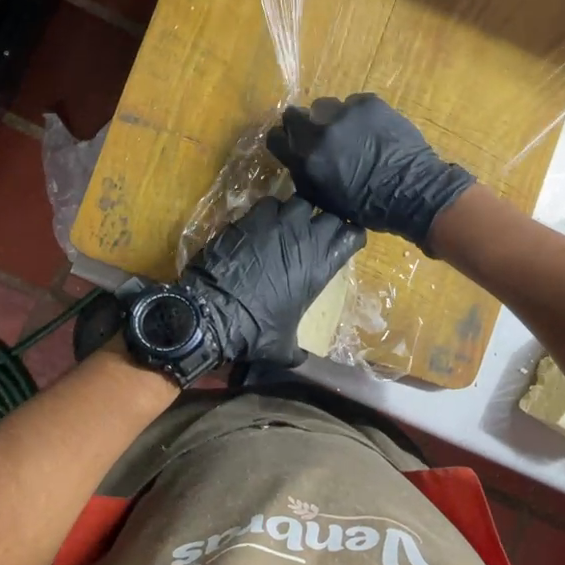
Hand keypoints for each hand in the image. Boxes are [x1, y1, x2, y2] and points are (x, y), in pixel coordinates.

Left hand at [179, 196, 364, 366]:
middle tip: (318, 233)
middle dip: (327, 220)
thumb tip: (301, 362)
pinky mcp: (249, 218)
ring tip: (290, 225)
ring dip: (298, 213)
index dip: (350, 236)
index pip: (352, 235)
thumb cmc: (253, 330)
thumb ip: (298, 351)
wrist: (211, 312)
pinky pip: (268, 204)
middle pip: (330, 213)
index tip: (344, 243)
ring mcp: (276, 224)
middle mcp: (304, 238)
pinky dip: (269, 212)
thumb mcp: (284, 348)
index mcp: (321, 265)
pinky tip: (263, 223)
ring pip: (300, 202)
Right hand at [265, 93, 476, 252]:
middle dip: (305, 124)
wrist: (412, 191)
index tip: (292, 142)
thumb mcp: (323, 198)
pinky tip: (373, 130)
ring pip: (326, 106)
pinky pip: (354, 104)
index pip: (276, 137)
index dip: (284, 139)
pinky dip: (359, 115)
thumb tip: (297, 159)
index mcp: (305, 159)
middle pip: (296, 115)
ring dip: (333, 118)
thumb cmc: (367, 206)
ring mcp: (344, 114)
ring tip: (351, 133)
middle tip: (322, 136)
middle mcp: (319, 131)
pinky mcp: (368, 103)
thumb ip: (304, 174)